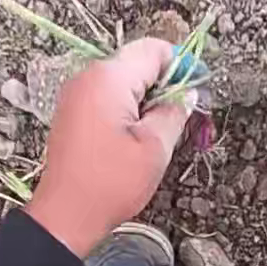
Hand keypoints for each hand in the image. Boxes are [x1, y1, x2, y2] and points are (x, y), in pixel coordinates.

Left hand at [24, 38, 192, 255]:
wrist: (66, 215)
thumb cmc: (111, 183)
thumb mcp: (155, 147)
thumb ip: (175, 113)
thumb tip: (188, 95)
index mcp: (108, 78)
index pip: (153, 50)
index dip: (182, 64)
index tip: (200, 87)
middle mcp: (88, 78)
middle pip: (137, 64)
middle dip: (166, 85)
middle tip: (185, 116)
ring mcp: (77, 96)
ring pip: (124, 83)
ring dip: (149, 101)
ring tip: (163, 133)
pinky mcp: (74, 115)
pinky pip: (109, 99)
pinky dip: (130, 111)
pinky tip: (140, 139)